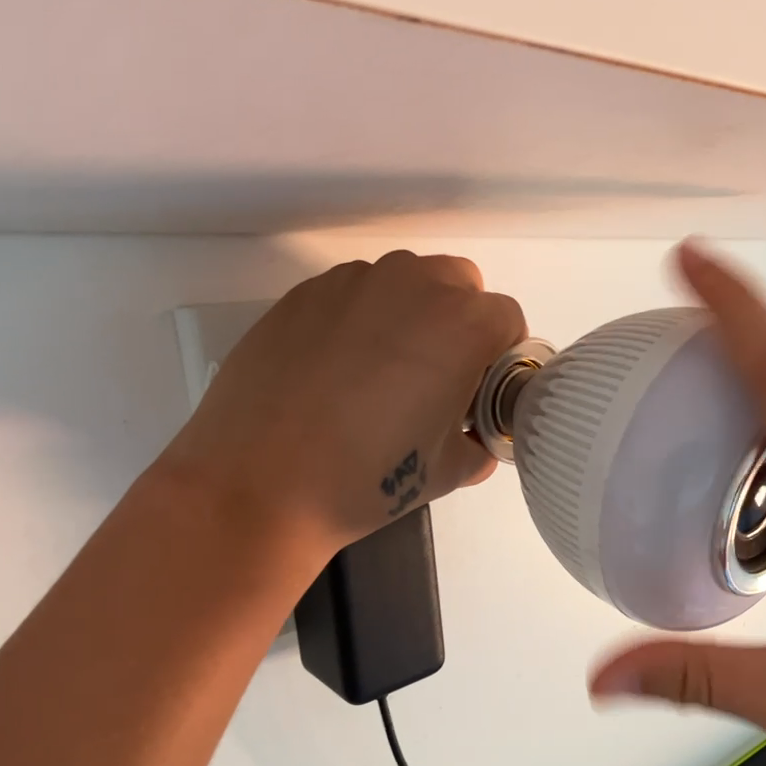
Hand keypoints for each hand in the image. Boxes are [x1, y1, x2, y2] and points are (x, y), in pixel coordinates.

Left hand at [158, 251, 525, 563]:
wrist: (259, 483)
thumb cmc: (367, 480)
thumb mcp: (446, 474)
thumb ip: (476, 447)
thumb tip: (474, 442)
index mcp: (460, 325)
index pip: (506, 319)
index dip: (498, 357)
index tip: (476, 392)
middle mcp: (411, 285)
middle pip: (458, 285)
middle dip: (458, 324)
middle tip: (433, 380)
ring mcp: (352, 283)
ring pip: (403, 282)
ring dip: (408, 316)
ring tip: (377, 377)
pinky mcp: (302, 294)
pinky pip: (352, 295)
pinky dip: (358, 320)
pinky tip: (332, 374)